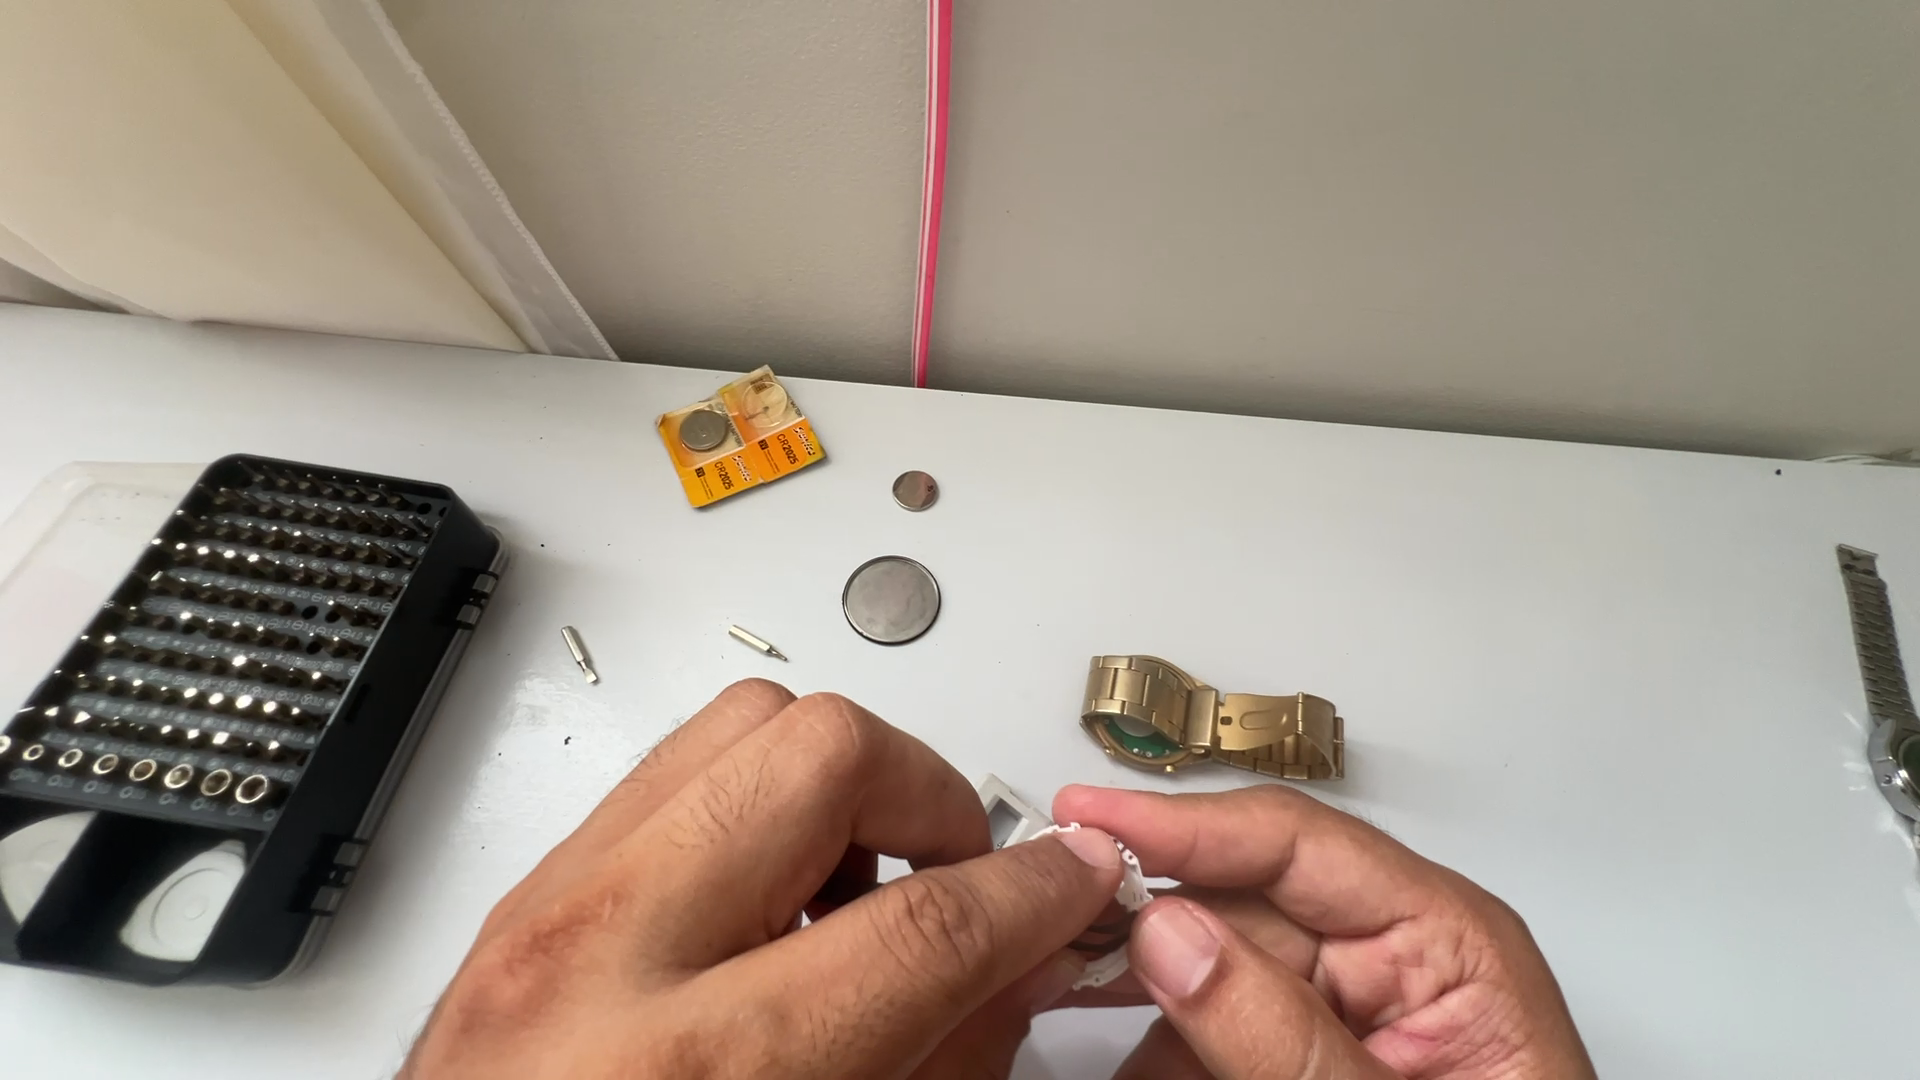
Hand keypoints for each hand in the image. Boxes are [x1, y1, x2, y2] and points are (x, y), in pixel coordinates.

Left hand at [403, 680, 1125, 1078]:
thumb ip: (950, 1054)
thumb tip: (1027, 946)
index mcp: (698, 1077)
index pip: (918, 929)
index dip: (1031, 895)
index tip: (1080, 875)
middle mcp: (607, 956)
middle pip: (823, 755)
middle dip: (927, 793)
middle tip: (954, 868)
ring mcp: (558, 898)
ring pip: (752, 721)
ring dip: (843, 779)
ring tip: (859, 876)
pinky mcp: (541, 877)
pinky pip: (690, 756)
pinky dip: (769, 789)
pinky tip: (782, 881)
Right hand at [1053, 785, 1596, 1079]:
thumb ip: (1285, 1040)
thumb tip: (1163, 931)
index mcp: (1437, 933)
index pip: (1287, 840)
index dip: (1177, 821)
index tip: (1084, 815)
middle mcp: (1379, 943)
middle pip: (1230, 893)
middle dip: (1140, 906)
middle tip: (1051, 907)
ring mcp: (1333, 992)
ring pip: (1204, 955)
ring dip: (1134, 974)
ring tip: (1060, 970)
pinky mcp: (1298, 1038)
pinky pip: (1210, 1016)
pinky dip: (1158, 1041)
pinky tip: (1118, 1056)